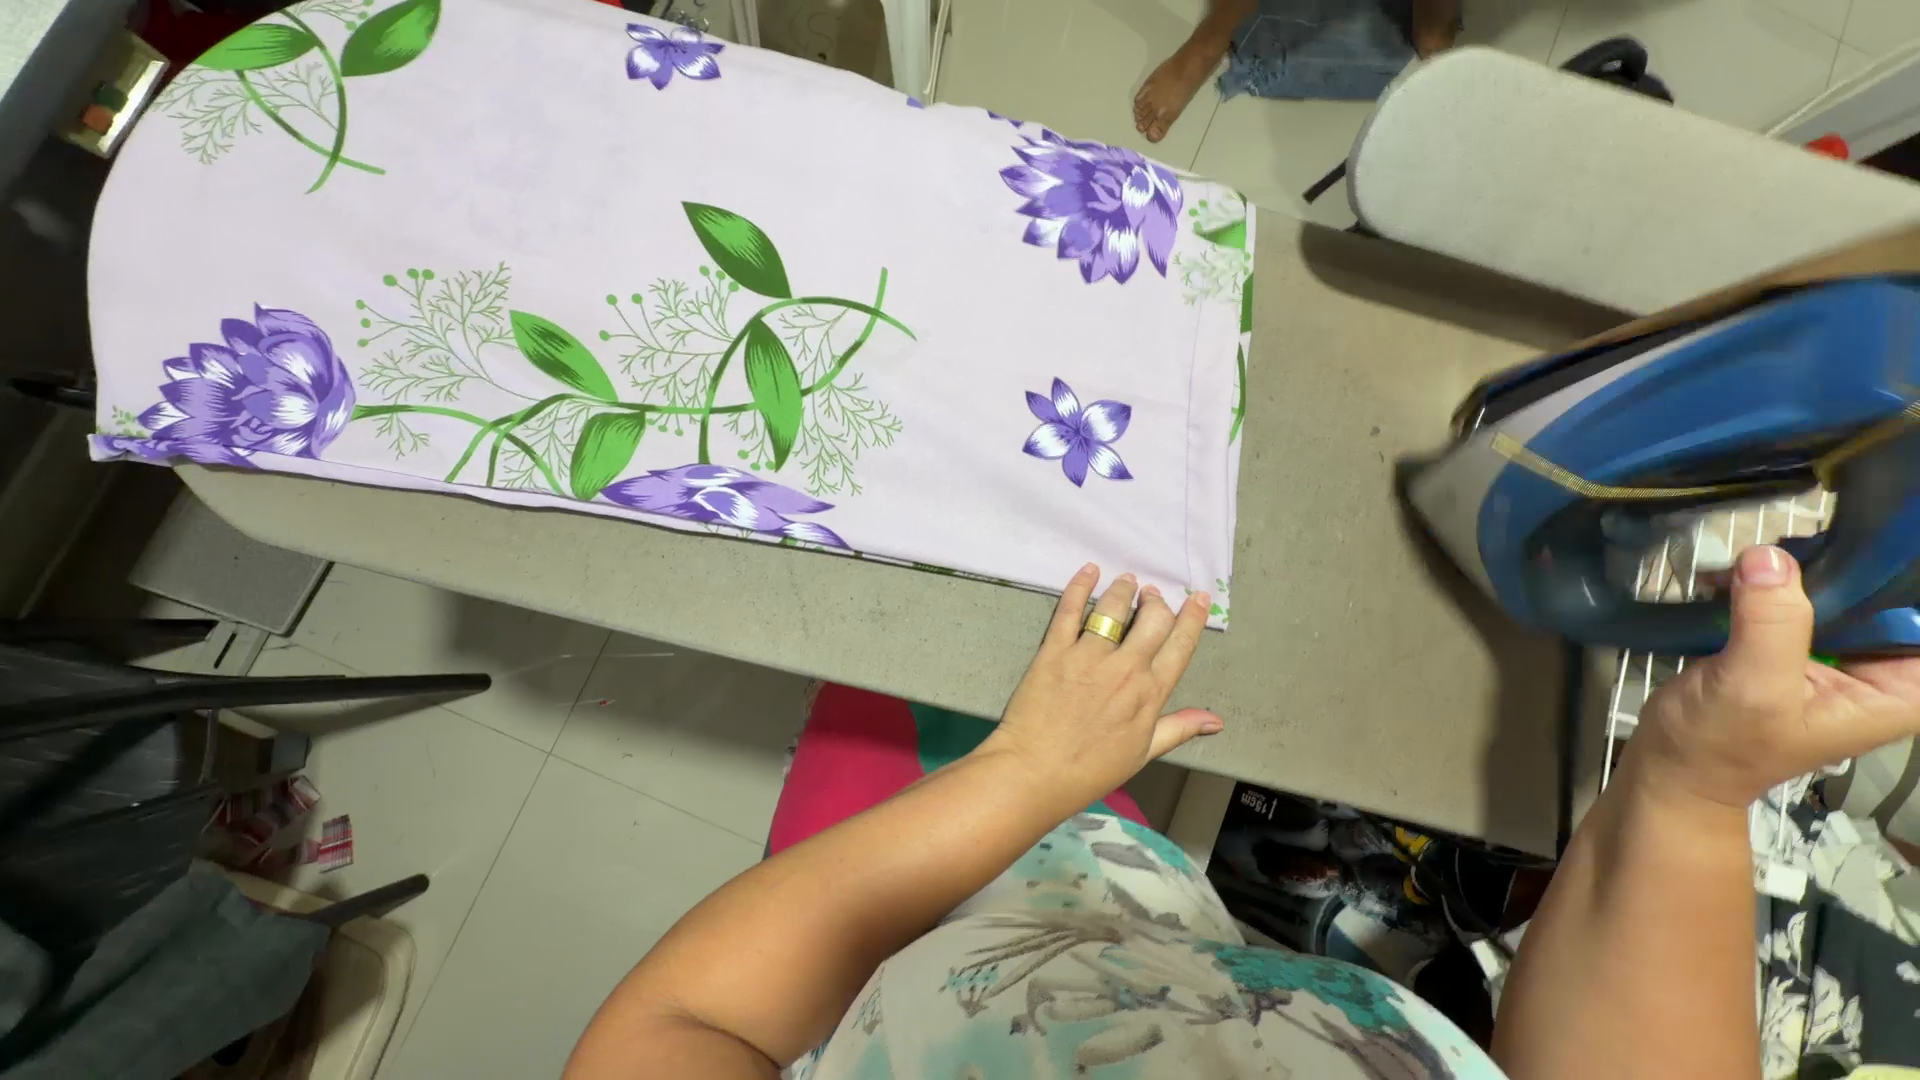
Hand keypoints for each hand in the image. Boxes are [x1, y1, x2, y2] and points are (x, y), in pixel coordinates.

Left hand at [980, 564, 1220, 808]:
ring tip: (1126, 581)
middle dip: (1156, 602)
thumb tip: (1216, 720)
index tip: (1199, 598)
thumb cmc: (1091, 770)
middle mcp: (1125, 668)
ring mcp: (1089, 656)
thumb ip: (1178, 728)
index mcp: (1150, 693)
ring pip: (1113, 608)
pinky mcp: (1054, 650)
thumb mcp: (1142, 753)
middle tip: (1151, 595)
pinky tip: (1089, 571)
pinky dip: (1080, 586)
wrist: (1036, 772)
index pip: (1180, 645)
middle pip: (1152, 619)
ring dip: (1123, 590)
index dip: (1192, 618)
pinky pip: (1070, 610)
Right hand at [1628, 544, 1919, 808]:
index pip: (1914, 617)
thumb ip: (1770, 623)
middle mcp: (1876, 668)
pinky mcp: (1783, 648)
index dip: (1886, 581)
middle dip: (1830, 571)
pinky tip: (1727, 580)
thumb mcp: (1753, 686)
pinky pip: (1786, 603)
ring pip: (1829, 594)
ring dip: (1787, 575)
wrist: (1671, 767)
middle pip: (1876, 599)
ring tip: (1744, 566)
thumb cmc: (1722, 742)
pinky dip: (1757, 585)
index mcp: (1902, 688)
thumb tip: (1767, 555)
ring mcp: (1828, 656)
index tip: (1843, 550)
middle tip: (1777, 551)